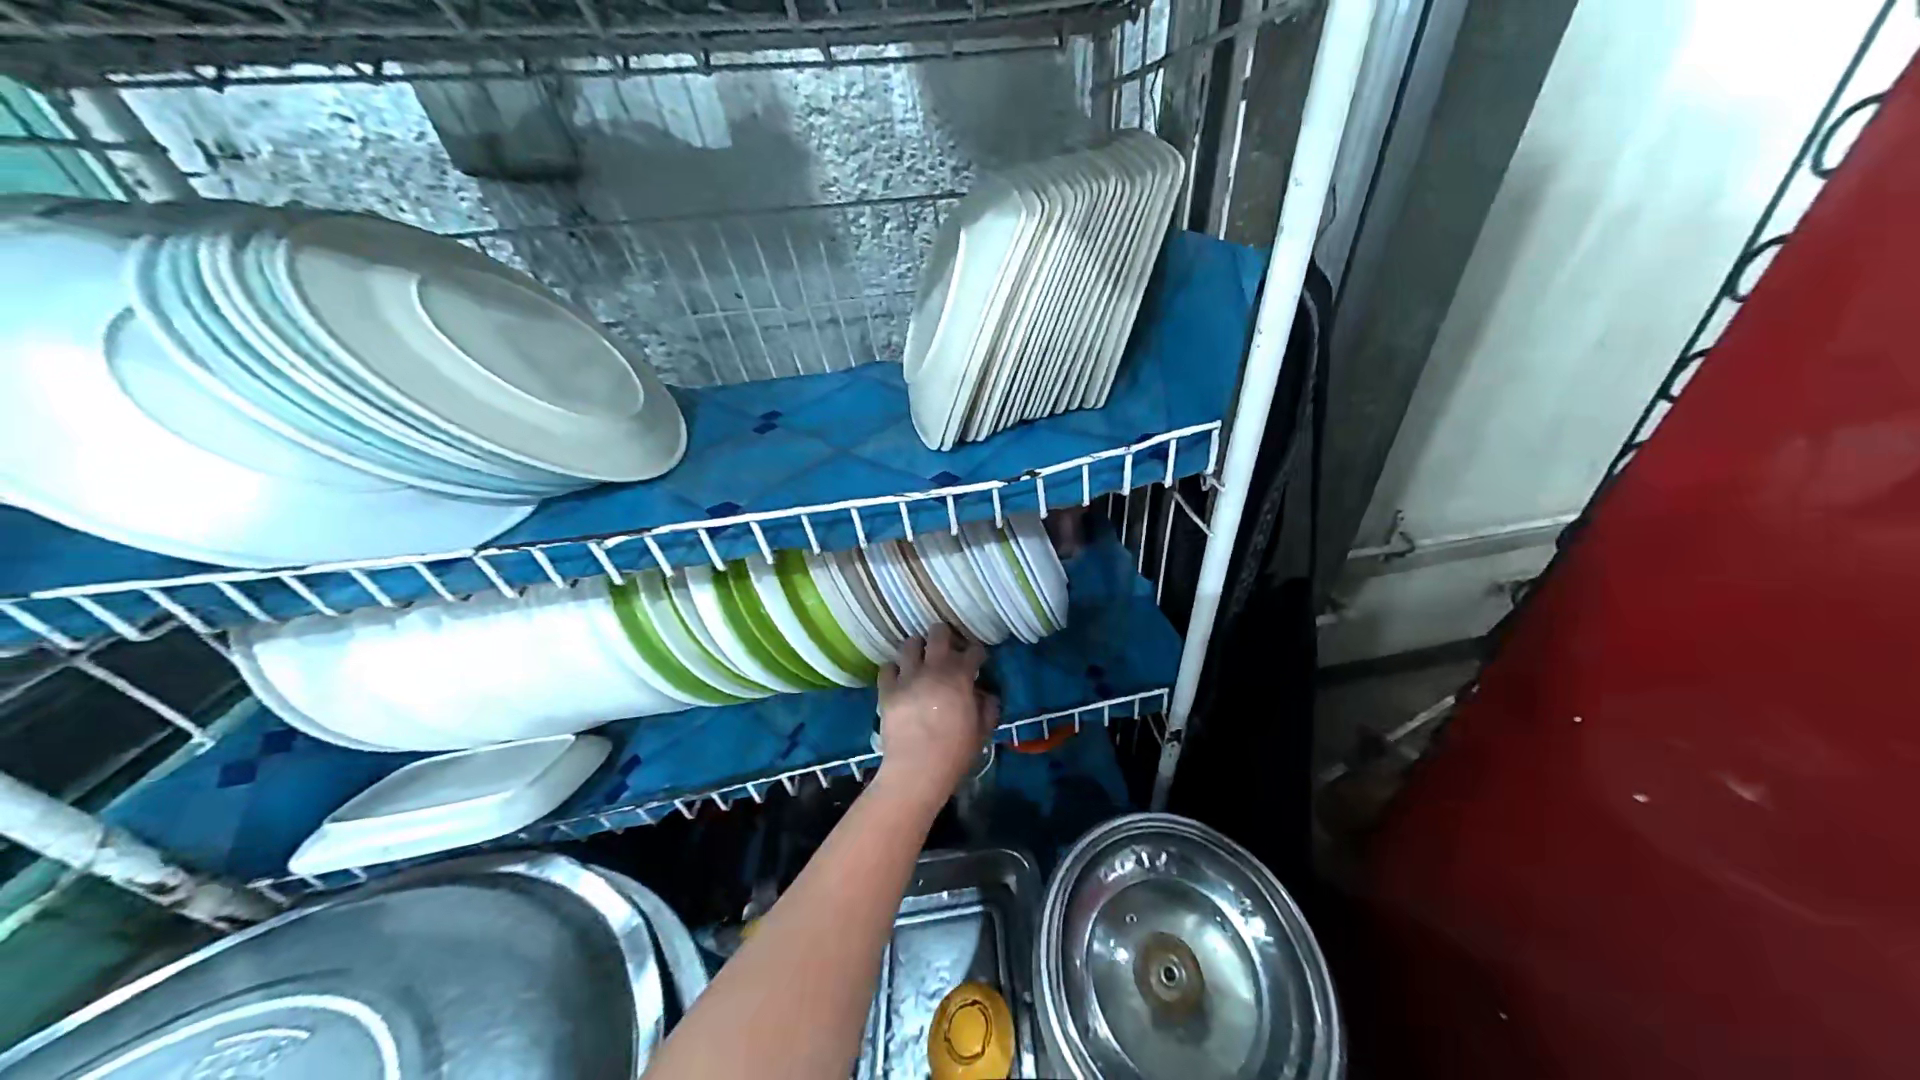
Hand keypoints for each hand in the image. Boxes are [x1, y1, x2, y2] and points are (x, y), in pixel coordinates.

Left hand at [874, 624, 997, 808]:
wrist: (917, 769)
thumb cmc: (955, 752)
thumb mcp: (982, 731)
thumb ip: (988, 707)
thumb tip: (985, 694)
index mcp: (960, 676)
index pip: (973, 650)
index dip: (977, 653)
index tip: (977, 661)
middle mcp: (933, 668)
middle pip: (938, 633)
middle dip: (946, 635)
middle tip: (948, 648)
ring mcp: (907, 677)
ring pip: (909, 644)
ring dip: (918, 648)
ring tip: (921, 659)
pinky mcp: (887, 689)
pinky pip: (887, 667)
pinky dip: (895, 669)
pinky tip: (900, 678)